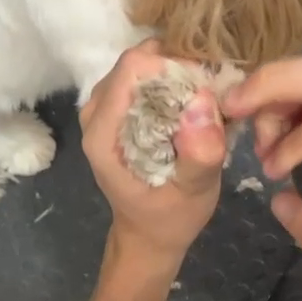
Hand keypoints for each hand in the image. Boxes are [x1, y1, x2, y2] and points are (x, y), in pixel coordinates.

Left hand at [78, 41, 227, 269]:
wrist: (149, 236)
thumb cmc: (170, 218)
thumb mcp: (195, 192)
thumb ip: (199, 153)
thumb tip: (203, 101)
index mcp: (102, 134)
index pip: (131, 69)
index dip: (171, 66)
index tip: (203, 87)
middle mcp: (93, 115)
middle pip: (133, 64)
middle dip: (174, 68)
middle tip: (207, 94)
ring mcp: (100, 111)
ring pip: (136, 68)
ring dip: (170, 74)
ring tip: (200, 100)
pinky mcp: (111, 111)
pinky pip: (137, 79)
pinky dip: (164, 83)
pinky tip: (186, 105)